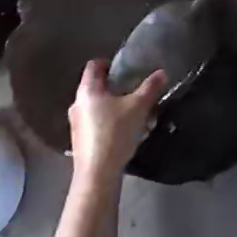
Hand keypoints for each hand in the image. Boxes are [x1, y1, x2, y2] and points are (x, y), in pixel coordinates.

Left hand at [68, 60, 165, 182]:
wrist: (98, 173)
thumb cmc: (115, 133)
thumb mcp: (138, 108)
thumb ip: (150, 88)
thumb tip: (161, 73)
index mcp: (87, 89)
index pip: (94, 65)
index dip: (109, 63)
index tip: (125, 69)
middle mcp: (77, 102)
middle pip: (94, 86)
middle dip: (113, 86)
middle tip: (132, 90)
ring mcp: (75, 122)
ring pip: (94, 105)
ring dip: (110, 105)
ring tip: (130, 112)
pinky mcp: (78, 139)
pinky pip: (92, 122)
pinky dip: (105, 121)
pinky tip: (121, 132)